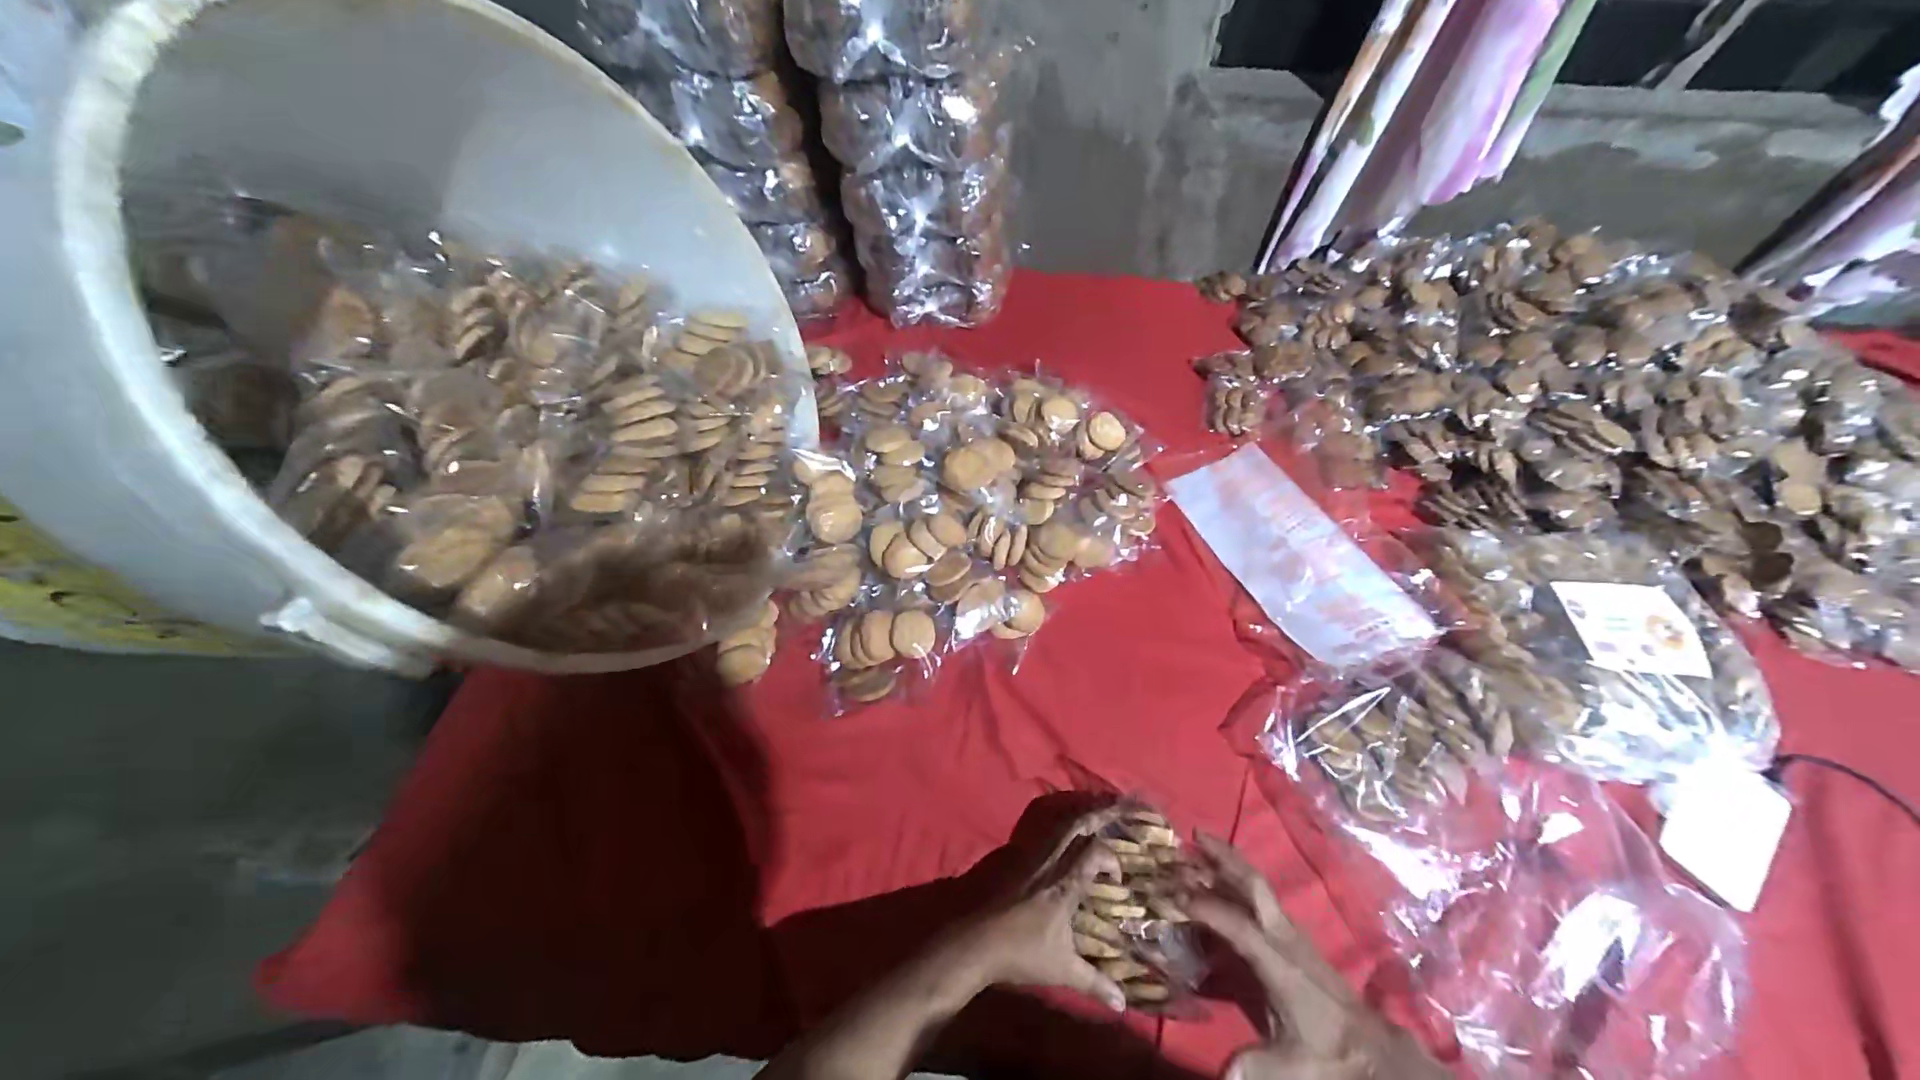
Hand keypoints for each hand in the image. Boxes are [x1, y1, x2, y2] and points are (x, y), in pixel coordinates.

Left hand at [938, 807, 1129, 1012]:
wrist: (975, 940)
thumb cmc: (1021, 953)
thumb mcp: (1063, 970)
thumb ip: (1095, 983)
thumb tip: (1123, 1006)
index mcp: (1066, 883)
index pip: (1095, 853)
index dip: (1111, 859)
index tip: (1116, 878)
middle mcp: (1049, 861)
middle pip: (1076, 824)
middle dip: (1098, 814)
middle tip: (1115, 809)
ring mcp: (1028, 854)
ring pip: (1056, 823)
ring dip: (1076, 816)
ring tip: (1091, 810)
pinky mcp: (1010, 855)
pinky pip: (1037, 830)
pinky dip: (1053, 824)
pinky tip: (1058, 829)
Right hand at [1186, 835, 1445, 1079]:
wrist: (1370, 1052)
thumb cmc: (1327, 1052)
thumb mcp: (1288, 1065)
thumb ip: (1251, 1067)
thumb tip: (1220, 1073)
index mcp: (1278, 962)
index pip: (1237, 924)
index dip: (1205, 908)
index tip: (1172, 895)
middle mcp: (1283, 937)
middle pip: (1253, 884)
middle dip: (1224, 857)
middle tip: (1194, 835)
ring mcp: (1290, 933)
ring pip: (1257, 887)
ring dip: (1228, 865)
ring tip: (1199, 849)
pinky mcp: (1292, 938)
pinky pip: (1259, 900)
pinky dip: (1236, 883)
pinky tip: (1221, 884)